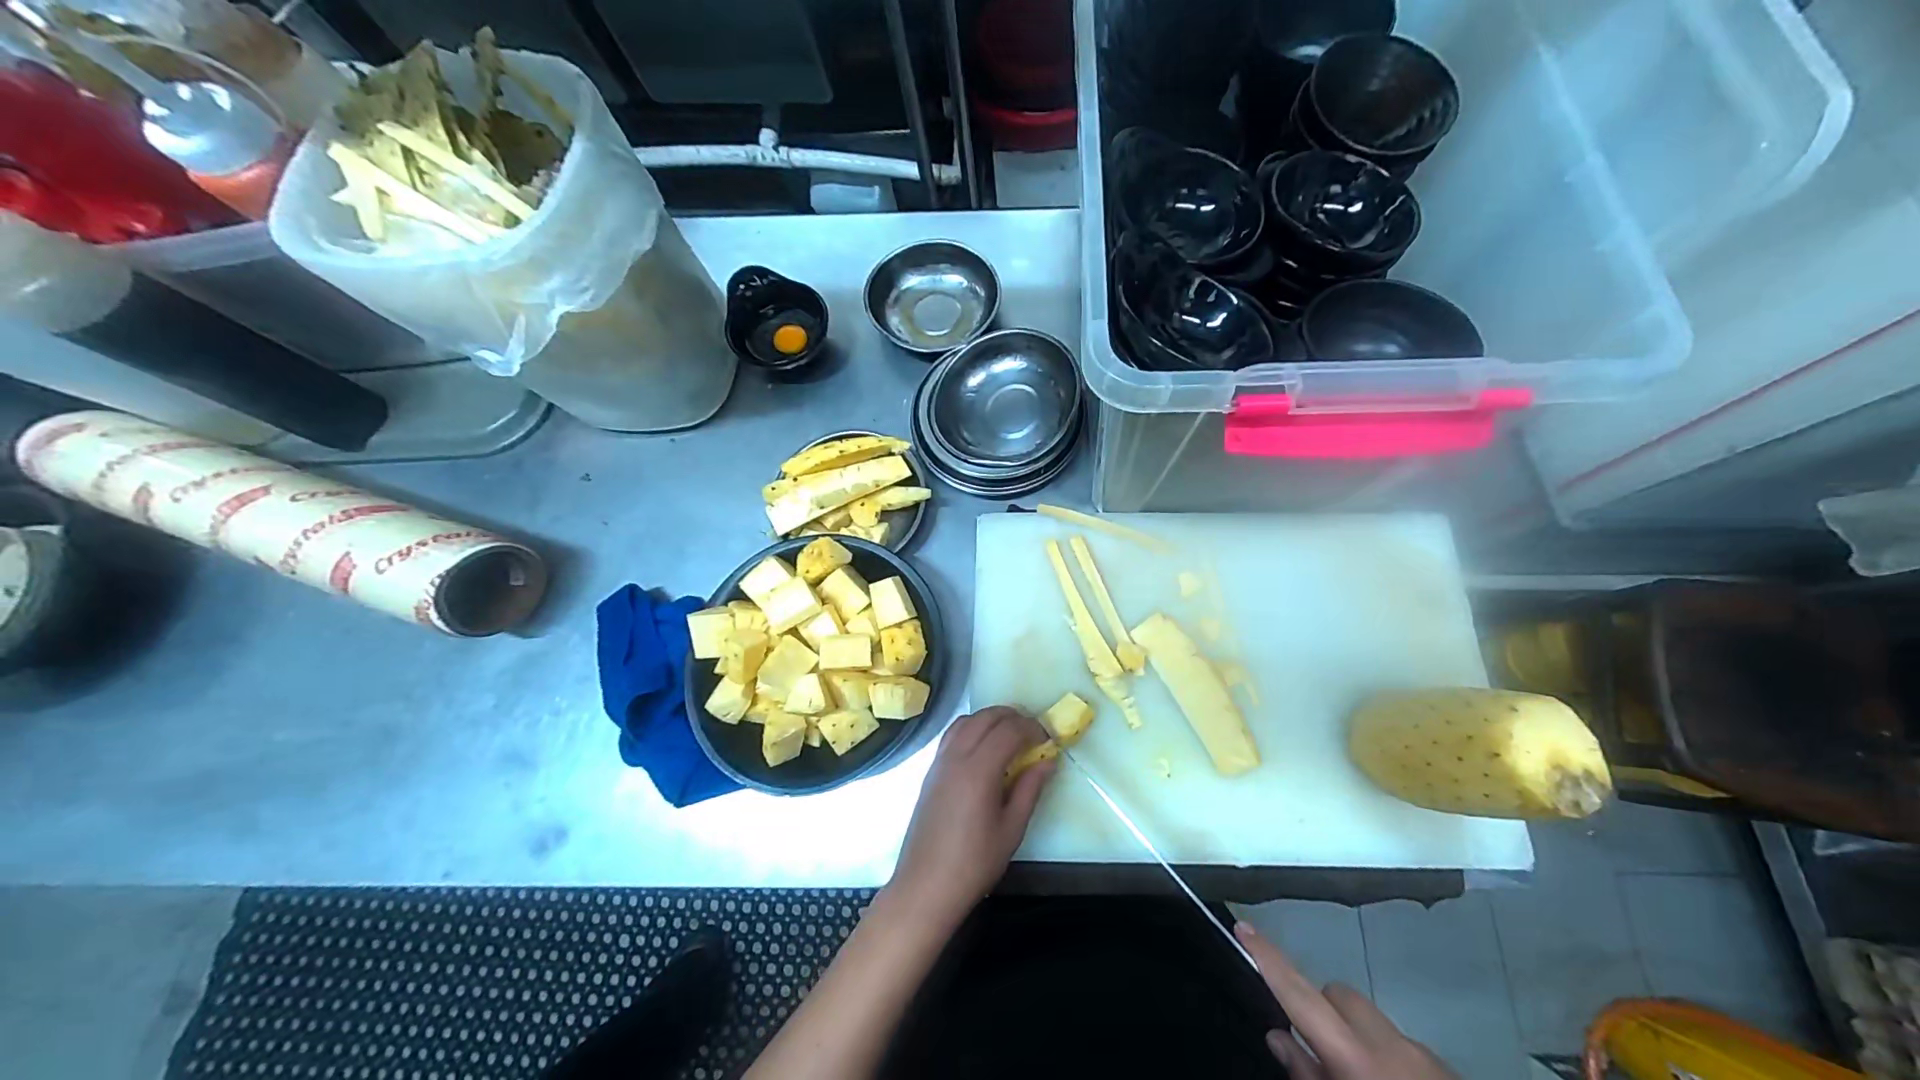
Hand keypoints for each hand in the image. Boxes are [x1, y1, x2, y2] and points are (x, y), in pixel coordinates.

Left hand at [885, 706, 1054, 928]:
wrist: (926, 884)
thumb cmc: (974, 863)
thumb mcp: (1012, 829)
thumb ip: (1030, 789)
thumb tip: (1047, 761)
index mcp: (978, 770)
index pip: (1008, 730)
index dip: (1032, 728)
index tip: (1048, 739)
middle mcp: (956, 757)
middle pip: (986, 718)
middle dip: (1013, 717)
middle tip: (1033, 733)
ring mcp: (939, 762)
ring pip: (966, 721)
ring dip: (990, 719)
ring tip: (1011, 736)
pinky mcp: (930, 771)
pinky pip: (952, 735)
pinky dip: (972, 728)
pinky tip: (984, 749)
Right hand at [1235, 921, 1459, 1079]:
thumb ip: (1306, 1077)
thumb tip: (1279, 1036)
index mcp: (1356, 1059)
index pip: (1300, 994)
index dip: (1269, 959)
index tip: (1244, 927)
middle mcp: (1390, 1045)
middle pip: (1338, 994)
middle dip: (1319, 1008)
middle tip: (1313, 1050)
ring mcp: (1425, 1057)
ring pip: (1372, 1020)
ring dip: (1354, 1035)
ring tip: (1355, 1079)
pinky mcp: (1449, 1072)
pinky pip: (1403, 1046)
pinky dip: (1386, 1057)